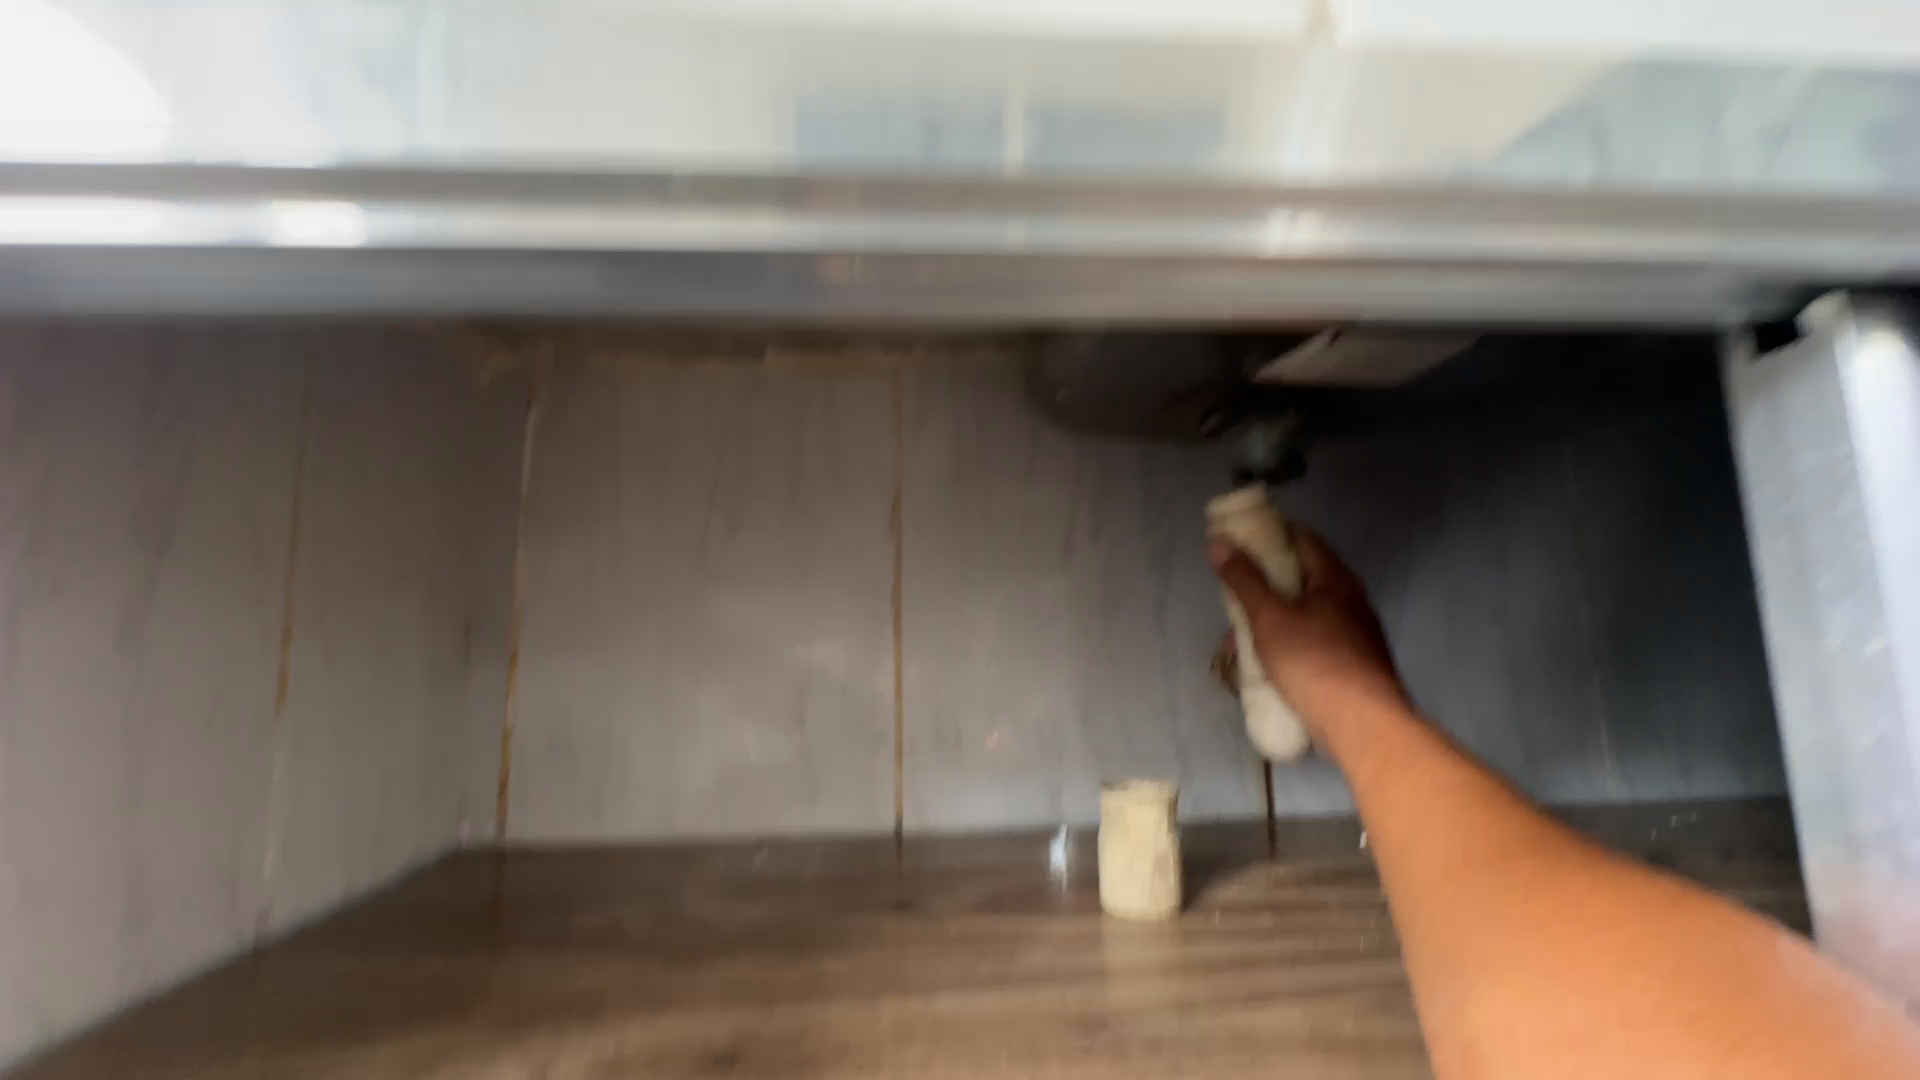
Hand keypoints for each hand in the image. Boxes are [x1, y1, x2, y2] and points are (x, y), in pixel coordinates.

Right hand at [1208, 528, 1407, 739]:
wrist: (1362, 723)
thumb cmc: (1313, 661)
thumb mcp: (1268, 617)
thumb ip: (1244, 580)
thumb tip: (1219, 542)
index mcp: (1335, 580)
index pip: (1304, 539)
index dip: (1272, 534)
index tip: (1242, 540)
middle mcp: (1351, 601)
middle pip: (1303, 579)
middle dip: (1266, 584)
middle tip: (1235, 593)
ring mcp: (1356, 635)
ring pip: (1306, 615)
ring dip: (1273, 620)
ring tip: (1241, 639)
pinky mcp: (1353, 666)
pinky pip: (1313, 643)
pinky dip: (1287, 644)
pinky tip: (1267, 665)